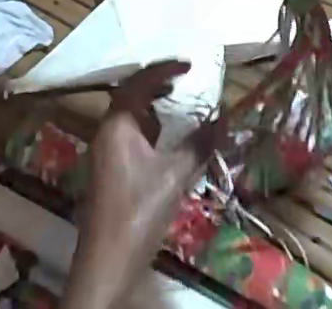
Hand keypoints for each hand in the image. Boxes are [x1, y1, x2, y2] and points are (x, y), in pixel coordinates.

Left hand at [67, 62, 211, 308]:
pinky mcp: (112, 171)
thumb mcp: (176, 175)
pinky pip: (131, 133)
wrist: (107, 266)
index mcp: (116, 127)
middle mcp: (106, 134)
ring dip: (153, 103)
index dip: (164, 68)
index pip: (137, 83)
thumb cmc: (138, 213)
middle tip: (184, 76)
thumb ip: (200, 142)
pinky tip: (170, 135)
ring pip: (129, 115)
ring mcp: (106, 154)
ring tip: (180, 99)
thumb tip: (225, 117)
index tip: (190, 65)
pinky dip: (151, 124)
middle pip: (129, 95)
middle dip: (156, 82)